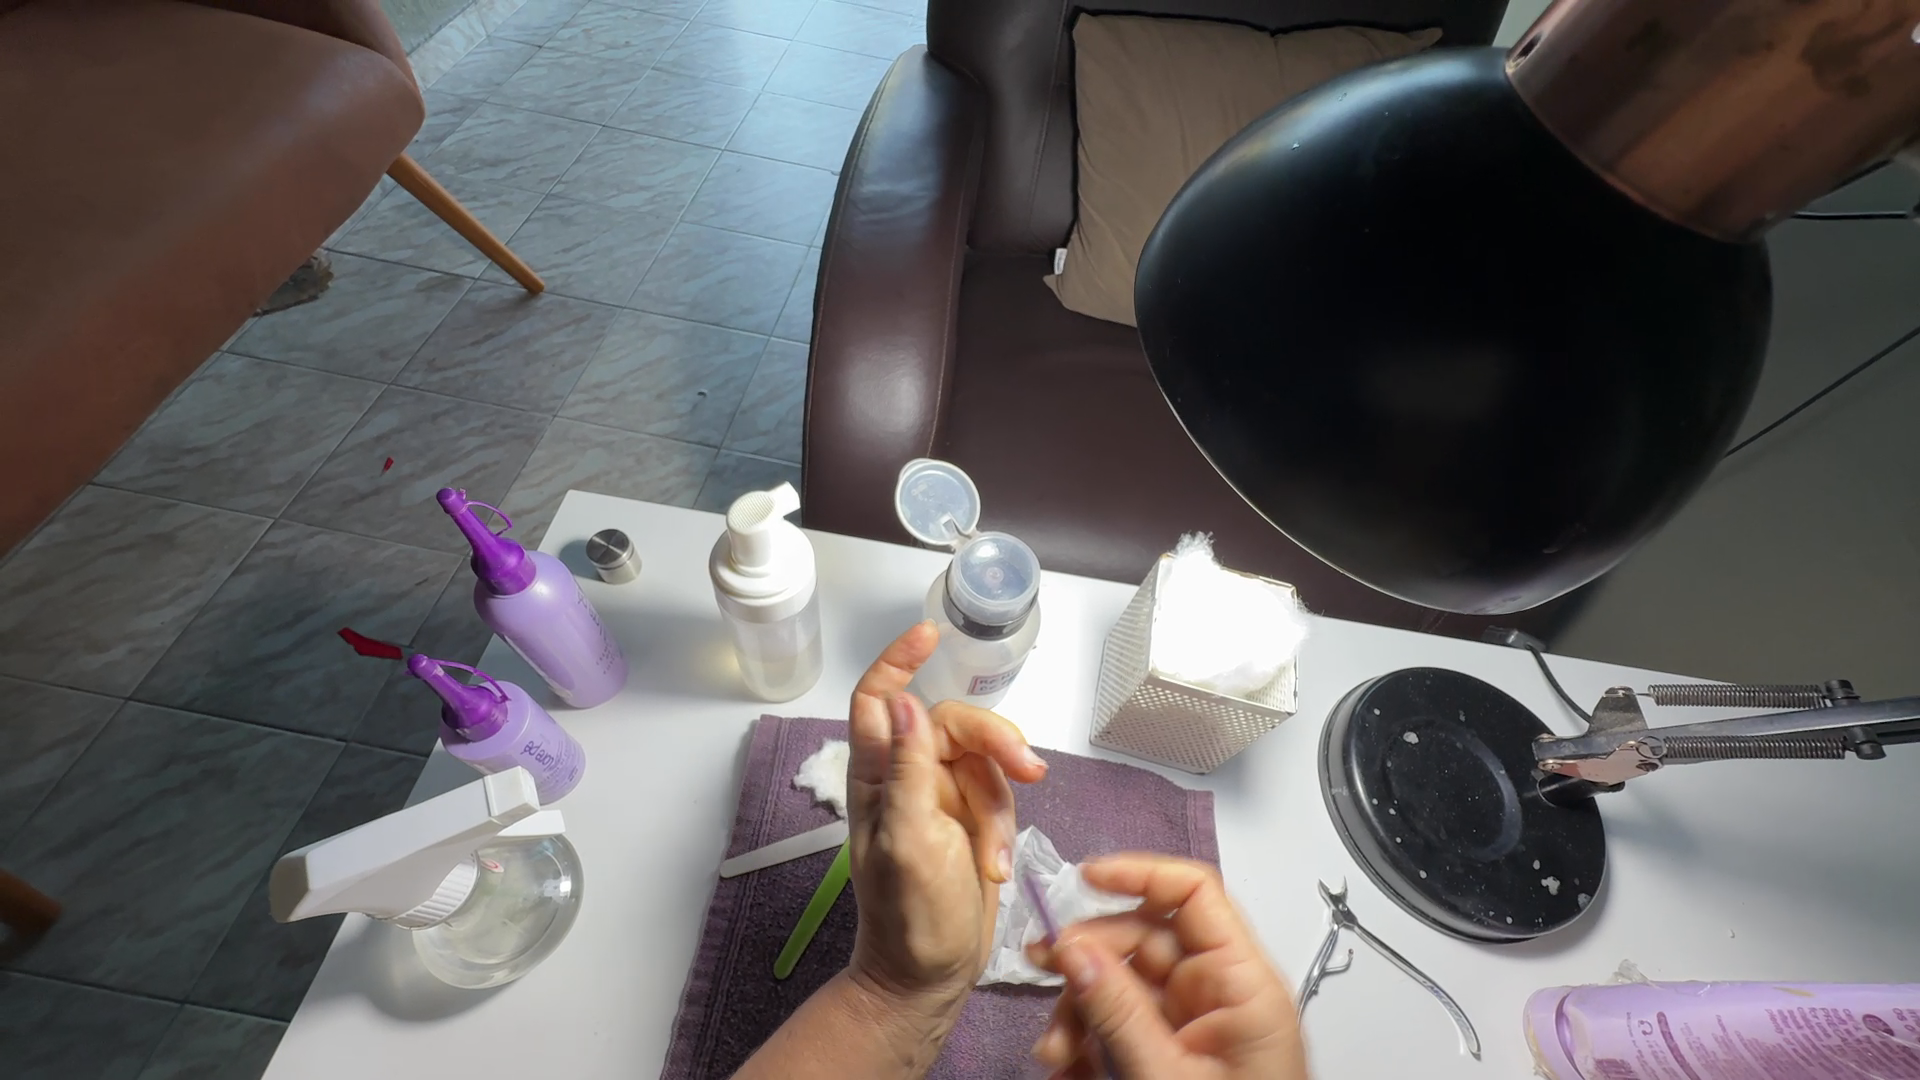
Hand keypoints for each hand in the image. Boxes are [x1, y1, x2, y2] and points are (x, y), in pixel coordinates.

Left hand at [845, 621, 1049, 1016]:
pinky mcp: (973, 812)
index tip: (930, 635)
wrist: (933, 975)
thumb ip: (907, 769)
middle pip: (955, 722)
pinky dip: (1005, 827)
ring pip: (987, 757)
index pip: (878, 698)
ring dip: (1000, 805)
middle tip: (1027, 772)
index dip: (899, 661)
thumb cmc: (907, 915)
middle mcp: (909, 771)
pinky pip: (1001, 793)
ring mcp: (943, 790)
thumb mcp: (906, 841)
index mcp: (877, 772)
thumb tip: (905, 702)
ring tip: (996, 857)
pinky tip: (997, 864)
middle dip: (993, 743)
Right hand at [1027, 855, 1307, 1079]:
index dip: (1140, 873)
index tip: (1084, 879)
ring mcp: (1195, 1021)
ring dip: (1080, 1004)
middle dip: (1089, 954)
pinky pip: (1123, 1017)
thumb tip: (1070, 947)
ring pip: (1124, 978)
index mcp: (1242, 985)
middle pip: (1145, 935)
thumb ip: (1119, 1012)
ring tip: (1054, 1050)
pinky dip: (1090, 1033)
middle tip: (1042, 968)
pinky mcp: (1175, 1048)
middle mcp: (1220, 991)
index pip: (1195, 893)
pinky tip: (1067, 1063)